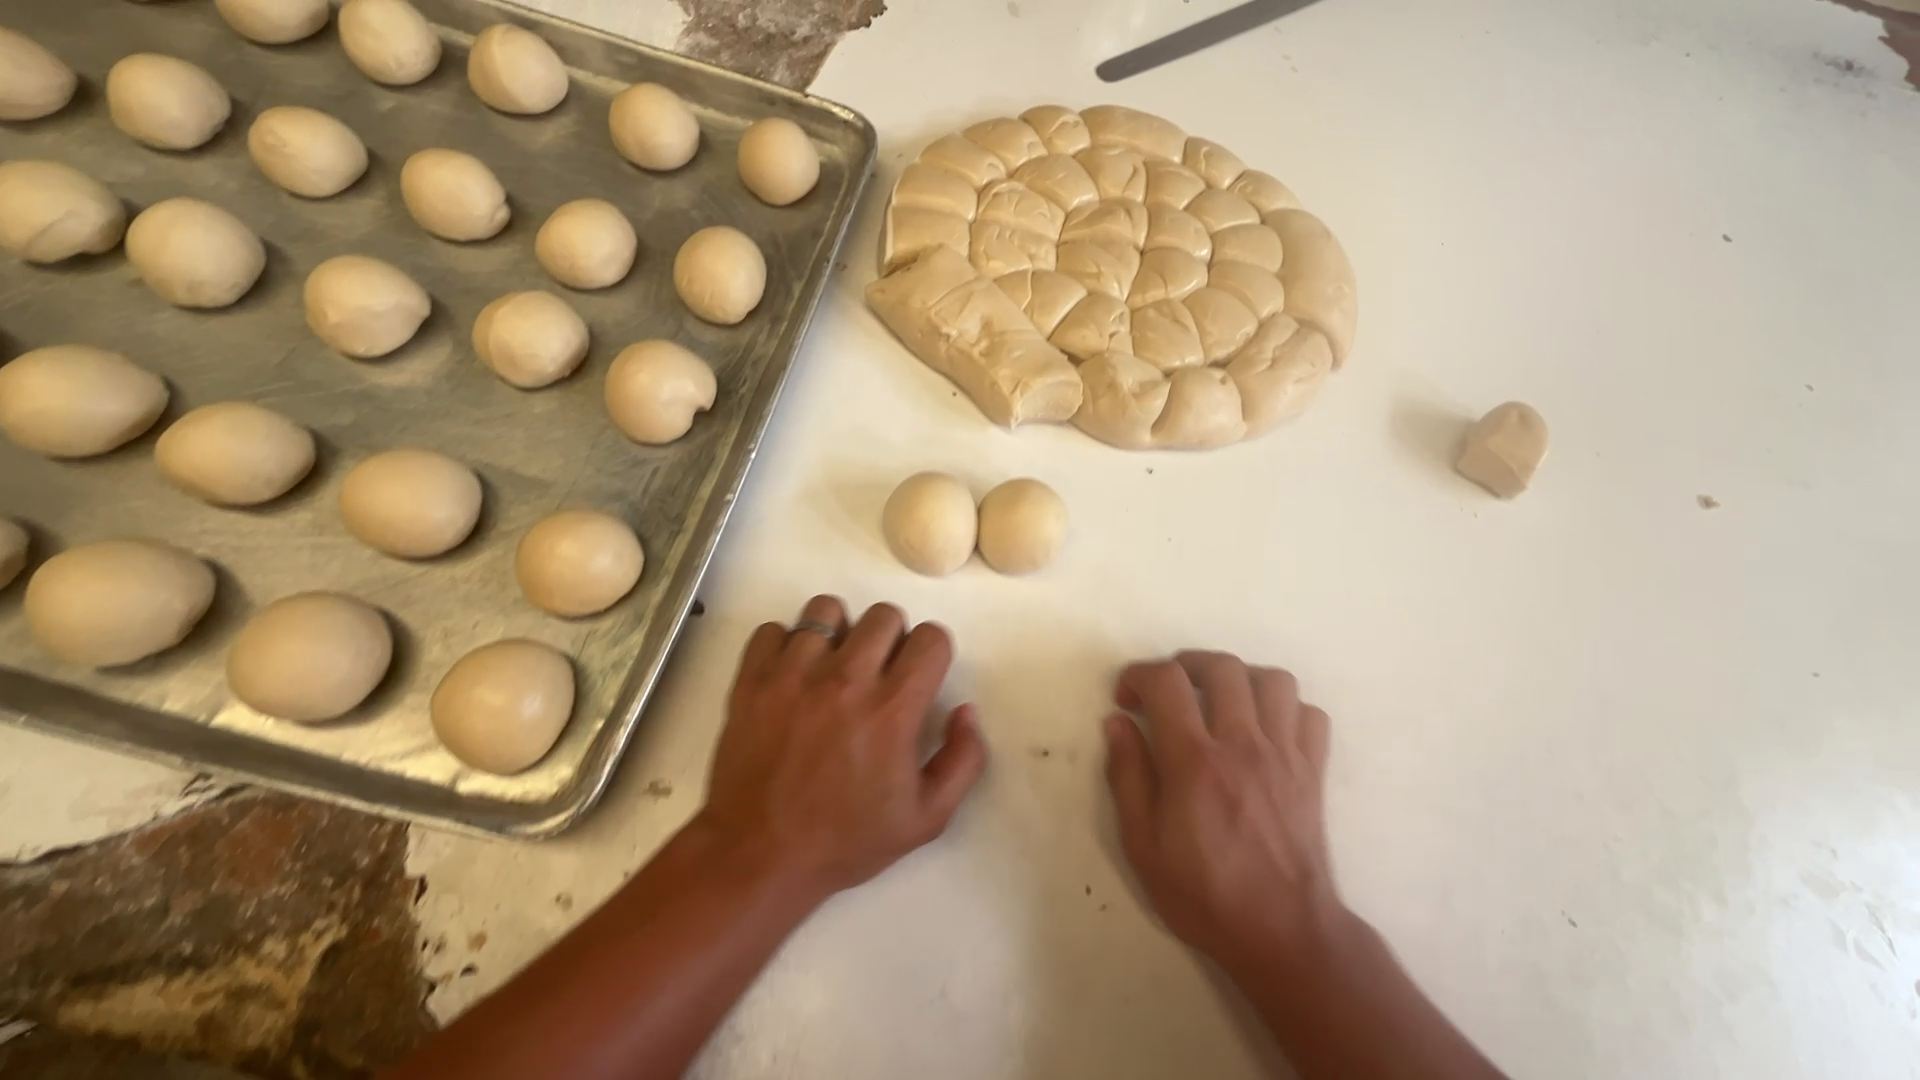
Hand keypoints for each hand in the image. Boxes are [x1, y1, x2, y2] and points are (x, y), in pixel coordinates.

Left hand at [697, 595, 988, 903]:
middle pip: (884, 615)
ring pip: (826, 610)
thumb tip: (966, 710)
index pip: (931, 638)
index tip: (919, 678)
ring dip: (839, 633)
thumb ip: (963, 760)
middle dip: (892, 639)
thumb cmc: (846, 840)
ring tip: (832, 667)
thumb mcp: (927, 817)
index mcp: (892, 708)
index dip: (933, 654)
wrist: (758, 857)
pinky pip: (772, 629)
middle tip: (880, 674)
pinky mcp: (751, 681)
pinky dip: (786, 645)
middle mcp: (845, 679)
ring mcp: (792, 675)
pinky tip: (792, 676)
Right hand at [1103, 652, 1339, 966]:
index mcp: (1195, 761)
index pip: (1167, 682)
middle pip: (1221, 667)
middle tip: (1167, 692)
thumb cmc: (1204, 895)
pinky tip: (1261, 730)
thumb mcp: (1142, 845)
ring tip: (1217, 702)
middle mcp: (1243, 744)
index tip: (1126, 699)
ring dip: (1239, 679)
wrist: (1284, 933)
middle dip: (1185, 665)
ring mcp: (1285, 755)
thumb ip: (1127, 776)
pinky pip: (1309, 714)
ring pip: (1273, 680)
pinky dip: (1285, 709)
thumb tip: (1117, 723)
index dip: (1138, 676)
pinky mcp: (1313, 771)